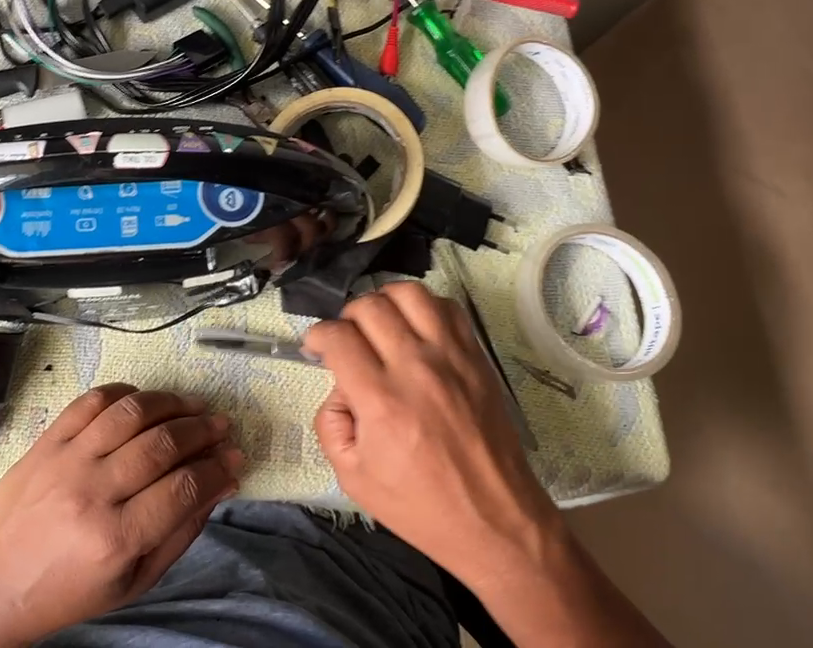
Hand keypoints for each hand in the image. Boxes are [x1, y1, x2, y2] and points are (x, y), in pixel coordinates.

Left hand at [0, 384, 242, 647]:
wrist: (0, 584)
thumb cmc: (72, 590)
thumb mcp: (136, 580)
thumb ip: (182, 531)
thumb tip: (223, 484)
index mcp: (115, 539)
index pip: (182, 488)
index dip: (216, 468)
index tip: (234, 458)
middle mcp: (91, 493)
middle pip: (161, 444)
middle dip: (201, 431)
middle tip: (221, 427)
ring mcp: (65, 461)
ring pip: (129, 413)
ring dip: (169, 402)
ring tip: (191, 406)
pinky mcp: (46, 442)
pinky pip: (90, 401)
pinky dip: (123, 393)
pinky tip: (144, 399)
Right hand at [303, 281, 556, 586]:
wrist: (495, 521)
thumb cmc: (420, 507)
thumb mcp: (354, 478)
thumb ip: (331, 424)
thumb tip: (338, 386)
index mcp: (381, 401)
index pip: (338, 336)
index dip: (318, 335)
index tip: (317, 348)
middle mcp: (416, 368)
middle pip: (369, 306)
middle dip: (347, 318)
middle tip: (348, 342)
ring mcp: (451, 358)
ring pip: (409, 293)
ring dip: (385, 301)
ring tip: (381, 326)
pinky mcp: (477, 357)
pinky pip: (447, 306)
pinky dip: (424, 307)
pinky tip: (416, 330)